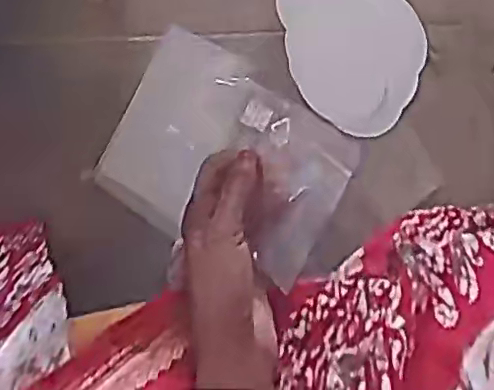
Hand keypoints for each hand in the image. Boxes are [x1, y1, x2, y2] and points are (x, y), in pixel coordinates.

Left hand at [183, 150, 275, 389]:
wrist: (238, 346)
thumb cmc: (222, 288)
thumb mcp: (223, 234)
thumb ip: (235, 193)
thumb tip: (247, 155)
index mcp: (198, 218)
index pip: (213, 173)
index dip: (233, 157)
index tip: (260, 148)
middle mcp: (214, 227)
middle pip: (234, 188)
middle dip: (255, 172)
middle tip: (282, 163)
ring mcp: (236, 244)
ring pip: (252, 206)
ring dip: (269, 192)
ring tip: (291, 180)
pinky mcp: (256, 260)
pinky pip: (267, 228)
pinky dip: (279, 214)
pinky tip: (295, 206)